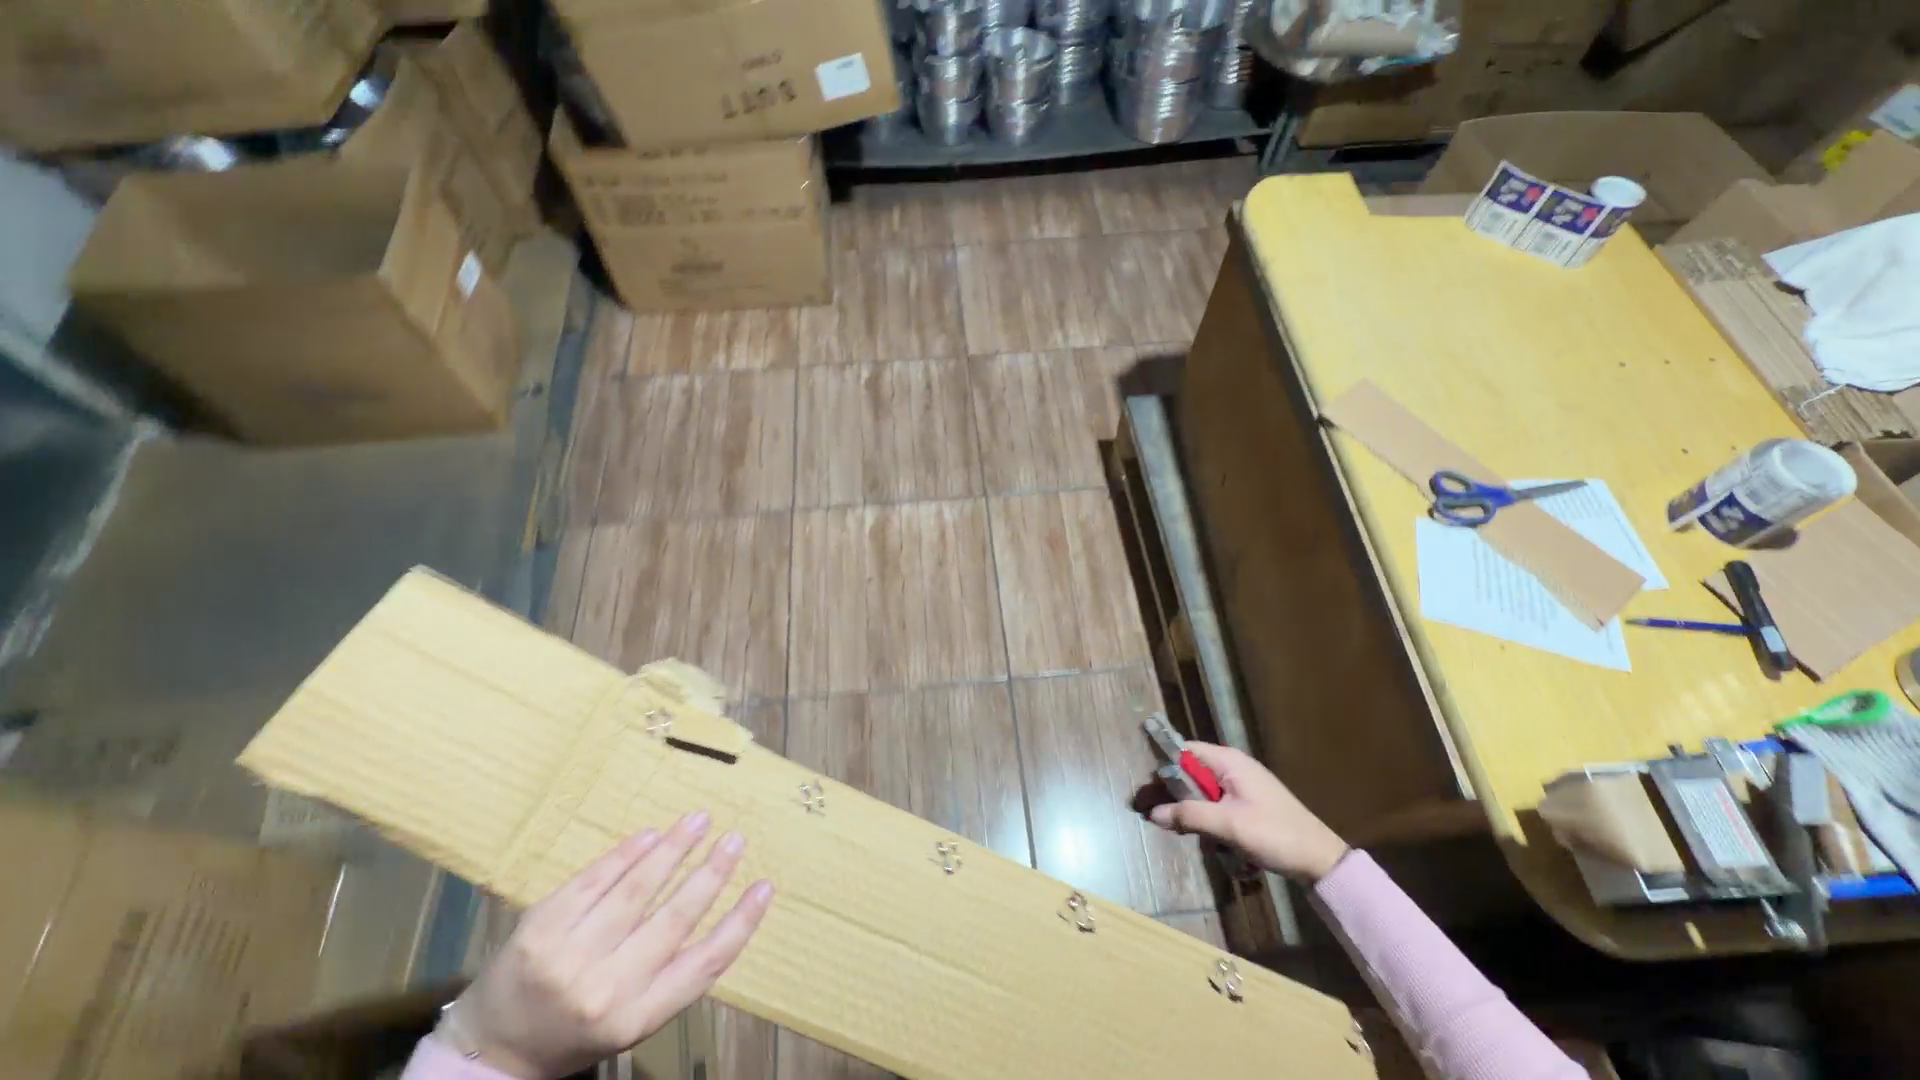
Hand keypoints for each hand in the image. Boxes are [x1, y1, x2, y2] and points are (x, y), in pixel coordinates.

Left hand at [443, 811, 774, 1078]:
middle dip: (711, 873)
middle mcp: (607, 989)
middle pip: (674, 919)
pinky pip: (593, 880)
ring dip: (673, 849)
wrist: (492, 1049)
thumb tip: (719, 911)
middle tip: (736, 840)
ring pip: (635, 890)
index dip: (740, 922)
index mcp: (638, 1017)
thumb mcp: (632, 1021)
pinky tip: (651, 834)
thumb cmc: (576, 1032)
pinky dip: (626, 854)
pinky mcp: (540, 927)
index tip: (764, 886)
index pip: (705, 964)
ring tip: (699, 820)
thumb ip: (672, 976)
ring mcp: (569, 955)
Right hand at [1148, 743, 1349, 882]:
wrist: (1320, 860)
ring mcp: (1242, 790)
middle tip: (1165, 824)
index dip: (1162, 768)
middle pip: (1191, 776)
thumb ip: (1189, 815)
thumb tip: (1152, 813)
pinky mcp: (1249, 809)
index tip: (1147, 793)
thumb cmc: (1274, 834)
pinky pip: (1219, 813)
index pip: (1184, 750)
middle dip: (1179, 802)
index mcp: (1229, 762)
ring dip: (1200, 822)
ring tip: (1207, 844)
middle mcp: (1234, 769)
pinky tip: (1225, 851)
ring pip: (1203, 799)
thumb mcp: (1228, 825)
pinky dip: (1217, 830)